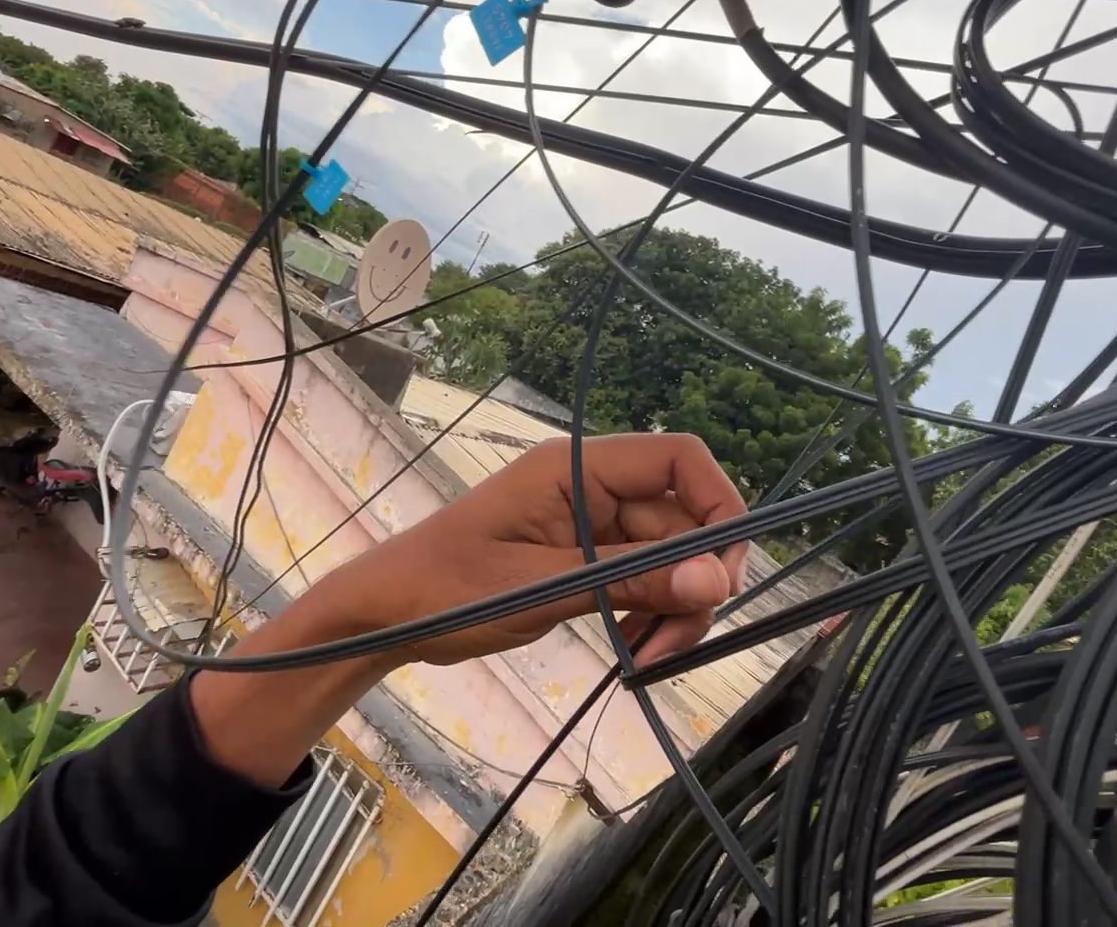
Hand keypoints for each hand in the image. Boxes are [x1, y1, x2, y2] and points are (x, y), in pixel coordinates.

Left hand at [341, 432, 749, 667]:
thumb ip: (630, 581)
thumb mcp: (542, 586)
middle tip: (673, 646)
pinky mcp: (586, 558)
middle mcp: (593, 486)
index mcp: (577, 467)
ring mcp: (591, 524)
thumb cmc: (448, 587)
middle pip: (680, 520)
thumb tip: (717, 581)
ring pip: (667, 557)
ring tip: (649, 658)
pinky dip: (651, 614)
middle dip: (692, 582)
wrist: (391, 611)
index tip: (726, 575)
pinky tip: (637, 650)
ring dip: (674, 607)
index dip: (719, 505)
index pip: (678, 459)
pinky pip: (641, 579)